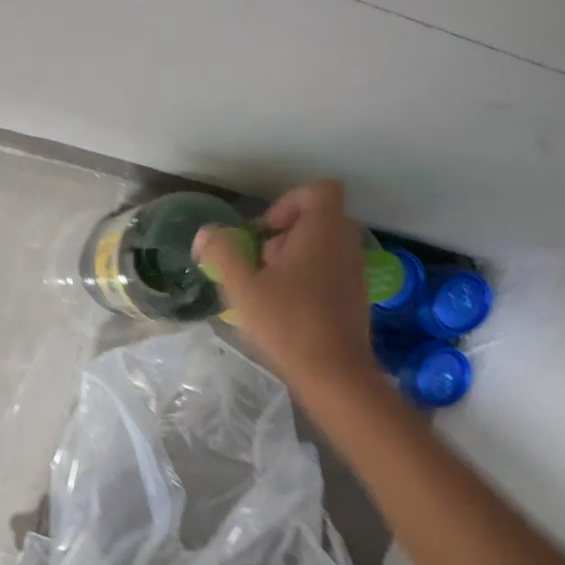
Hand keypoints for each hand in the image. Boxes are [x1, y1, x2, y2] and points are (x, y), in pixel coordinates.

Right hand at [194, 180, 373, 391]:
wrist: (334, 373)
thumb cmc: (287, 324)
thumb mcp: (243, 288)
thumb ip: (223, 253)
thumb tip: (207, 233)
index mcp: (323, 229)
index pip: (317, 190)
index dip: (287, 203)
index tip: (263, 232)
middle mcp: (347, 243)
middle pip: (318, 220)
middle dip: (285, 236)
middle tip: (259, 265)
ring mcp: (356, 272)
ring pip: (324, 249)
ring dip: (295, 262)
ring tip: (269, 293)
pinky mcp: (357, 299)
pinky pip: (331, 274)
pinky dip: (309, 282)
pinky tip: (288, 314)